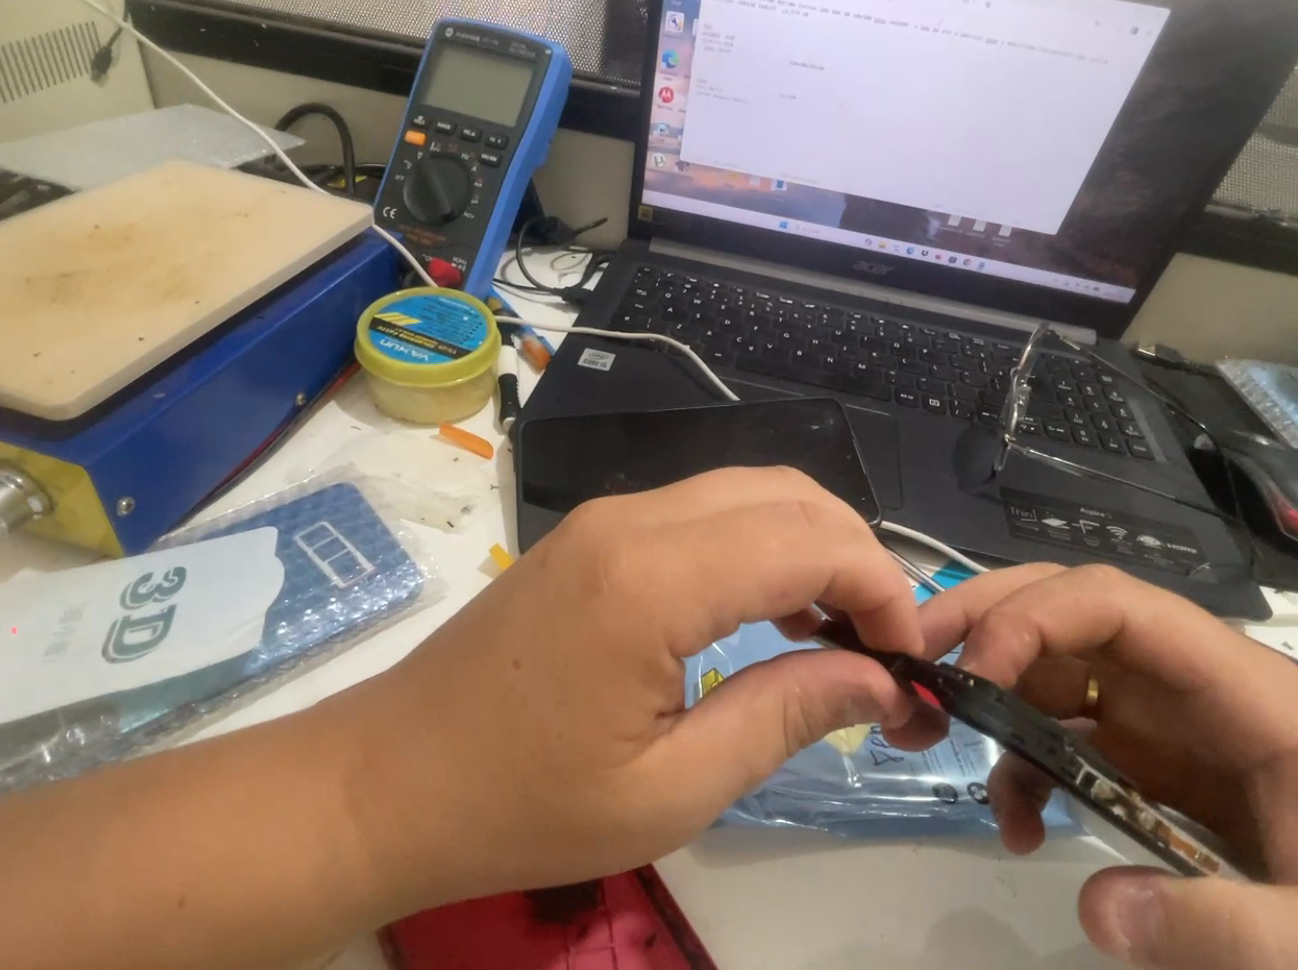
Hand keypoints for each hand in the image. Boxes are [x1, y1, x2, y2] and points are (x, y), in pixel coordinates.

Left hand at [325, 467, 936, 917]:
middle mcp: (631, 520)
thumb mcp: (673, 788)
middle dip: (855, 557)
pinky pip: (701, 513)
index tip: (909, 658)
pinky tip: (768, 610)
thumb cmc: (523, 804)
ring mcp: (606, 517)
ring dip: (808, 545)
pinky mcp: (591, 533)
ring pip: (746, 492)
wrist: (388, 779)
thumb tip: (882, 679)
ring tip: (836, 631)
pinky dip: (757, 545)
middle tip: (883, 645)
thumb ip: (787, 715)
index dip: (880, 589)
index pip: (807, 541)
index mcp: (651, 579)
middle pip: (785, 495)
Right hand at [917, 563, 1297, 968]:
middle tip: (909, 665)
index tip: (970, 680)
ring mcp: (1179, 732)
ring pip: (1059, 674)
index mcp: (1249, 694)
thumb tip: (1089, 904)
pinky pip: (1074, 740)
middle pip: (1070, 616)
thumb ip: (1236, 932)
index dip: (1031, 618)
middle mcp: (1199, 692)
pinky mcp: (1169, 775)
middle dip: (984, 625)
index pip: (1118, 608)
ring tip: (953, 759)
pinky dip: (1027, 764)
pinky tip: (1022, 824)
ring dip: (994, 699)